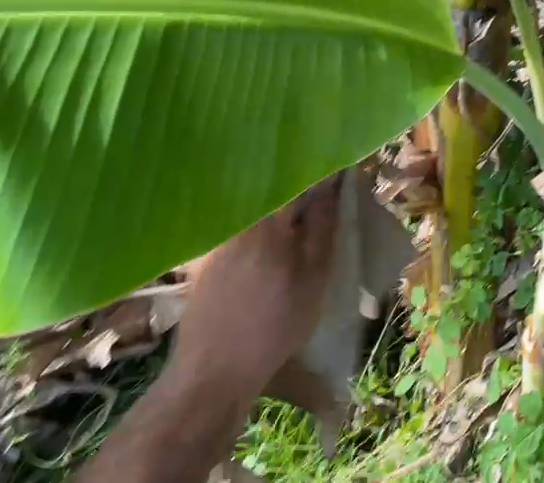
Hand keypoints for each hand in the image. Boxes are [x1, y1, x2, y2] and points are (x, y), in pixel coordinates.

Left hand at [166, 173, 343, 398]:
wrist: (213, 371)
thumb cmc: (274, 325)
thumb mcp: (314, 278)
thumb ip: (324, 227)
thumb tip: (334, 185)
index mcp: (267, 222)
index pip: (297, 179)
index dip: (320, 172)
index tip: (339, 170)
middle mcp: (237, 220)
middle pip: (271, 186)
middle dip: (297, 182)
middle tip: (322, 189)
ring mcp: (216, 236)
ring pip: (253, 204)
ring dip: (277, 200)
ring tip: (298, 210)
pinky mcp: (203, 253)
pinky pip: (236, 221)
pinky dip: (256, 219)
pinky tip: (269, 238)